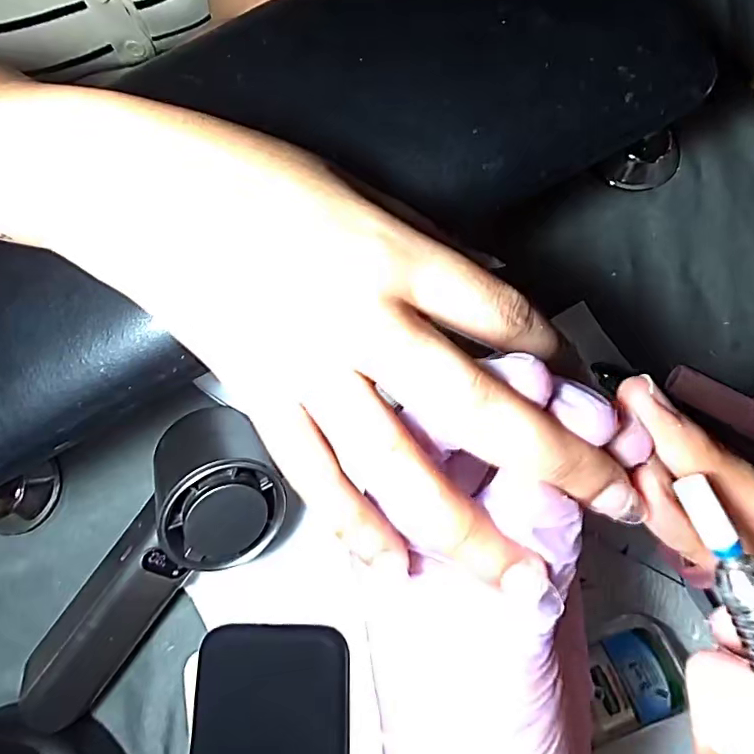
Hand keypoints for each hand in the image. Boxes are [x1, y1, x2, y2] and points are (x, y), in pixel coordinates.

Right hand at [62, 118, 647, 601]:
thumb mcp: (358, 191)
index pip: (503, 318)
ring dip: (466, 530)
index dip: (559, 358)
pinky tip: (391, 565)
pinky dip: (353, 526)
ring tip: (518, 578)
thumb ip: (425, 248)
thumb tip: (484, 285)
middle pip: (477, 404)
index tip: (586, 393)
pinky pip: (313, 474)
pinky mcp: (260, 395)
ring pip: (399, 465)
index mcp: (392, 256)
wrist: (142, 190)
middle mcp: (361, 320)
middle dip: (555, 460)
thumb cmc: (248, 174)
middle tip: (611, 500)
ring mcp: (309, 367)